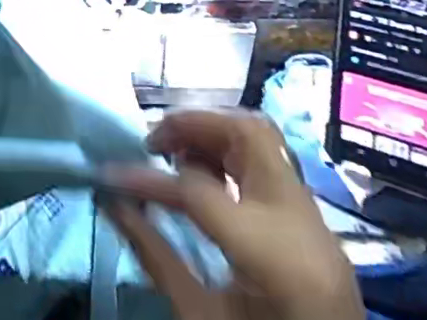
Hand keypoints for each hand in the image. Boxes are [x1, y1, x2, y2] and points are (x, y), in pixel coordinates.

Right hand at [104, 111, 362, 319]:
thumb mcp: (202, 319)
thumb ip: (157, 259)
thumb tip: (115, 206)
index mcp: (268, 250)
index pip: (197, 191)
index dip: (147, 179)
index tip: (112, 176)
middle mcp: (297, 214)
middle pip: (246, 135)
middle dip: (195, 125)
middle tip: (155, 143)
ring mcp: (313, 211)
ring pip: (264, 136)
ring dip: (216, 132)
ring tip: (178, 152)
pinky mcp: (314, 215)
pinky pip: (272, 157)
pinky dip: (235, 149)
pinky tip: (209, 170)